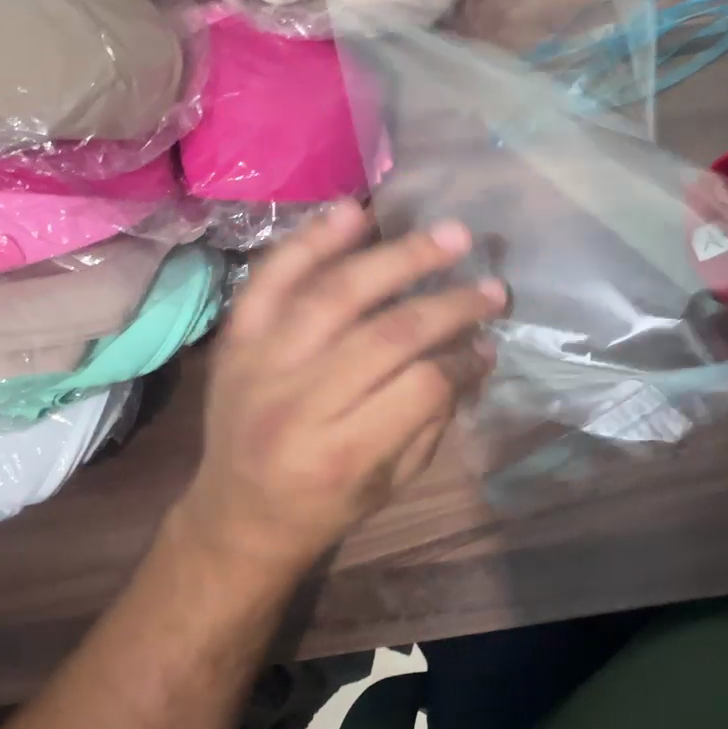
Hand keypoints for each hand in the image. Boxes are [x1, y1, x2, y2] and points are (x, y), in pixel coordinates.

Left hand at [173, 204, 504, 574]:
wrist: (238, 515)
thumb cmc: (329, 504)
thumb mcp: (397, 478)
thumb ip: (436, 415)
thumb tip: (477, 350)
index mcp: (343, 451)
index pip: (421, 386)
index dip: (464, 360)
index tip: (490, 344)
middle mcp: (298, 402)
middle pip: (386, 334)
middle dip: (449, 305)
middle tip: (491, 286)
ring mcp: (260, 364)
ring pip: (335, 294)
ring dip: (398, 258)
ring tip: (449, 236)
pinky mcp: (236, 340)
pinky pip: (271, 280)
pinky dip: (310, 242)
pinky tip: (354, 212)